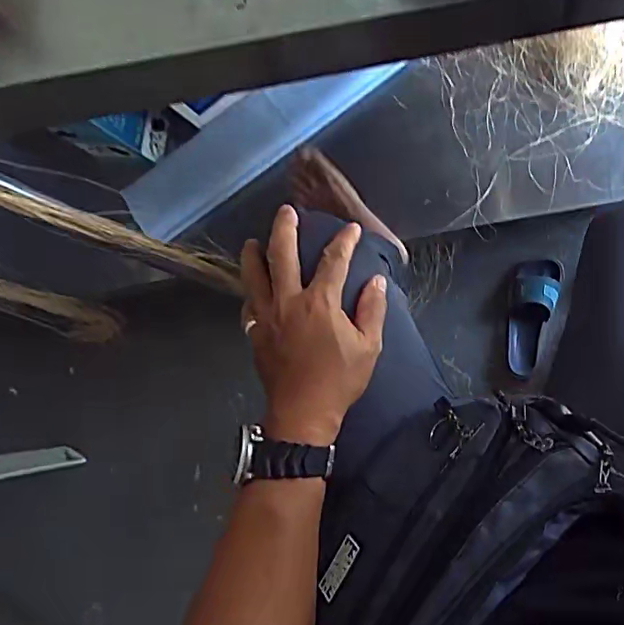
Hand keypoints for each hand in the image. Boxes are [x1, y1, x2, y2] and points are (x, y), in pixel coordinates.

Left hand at [240, 206, 386, 444]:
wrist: (303, 411)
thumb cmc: (341, 380)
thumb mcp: (369, 346)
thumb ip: (371, 310)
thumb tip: (375, 282)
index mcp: (320, 303)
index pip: (333, 261)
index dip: (344, 241)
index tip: (351, 229)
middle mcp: (289, 301)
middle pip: (282, 255)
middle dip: (285, 229)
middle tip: (287, 212)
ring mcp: (267, 316)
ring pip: (254, 275)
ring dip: (255, 254)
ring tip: (255, 241)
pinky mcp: (255, 331)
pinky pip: (248, 301)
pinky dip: (250, 288)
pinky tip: (253, 286)